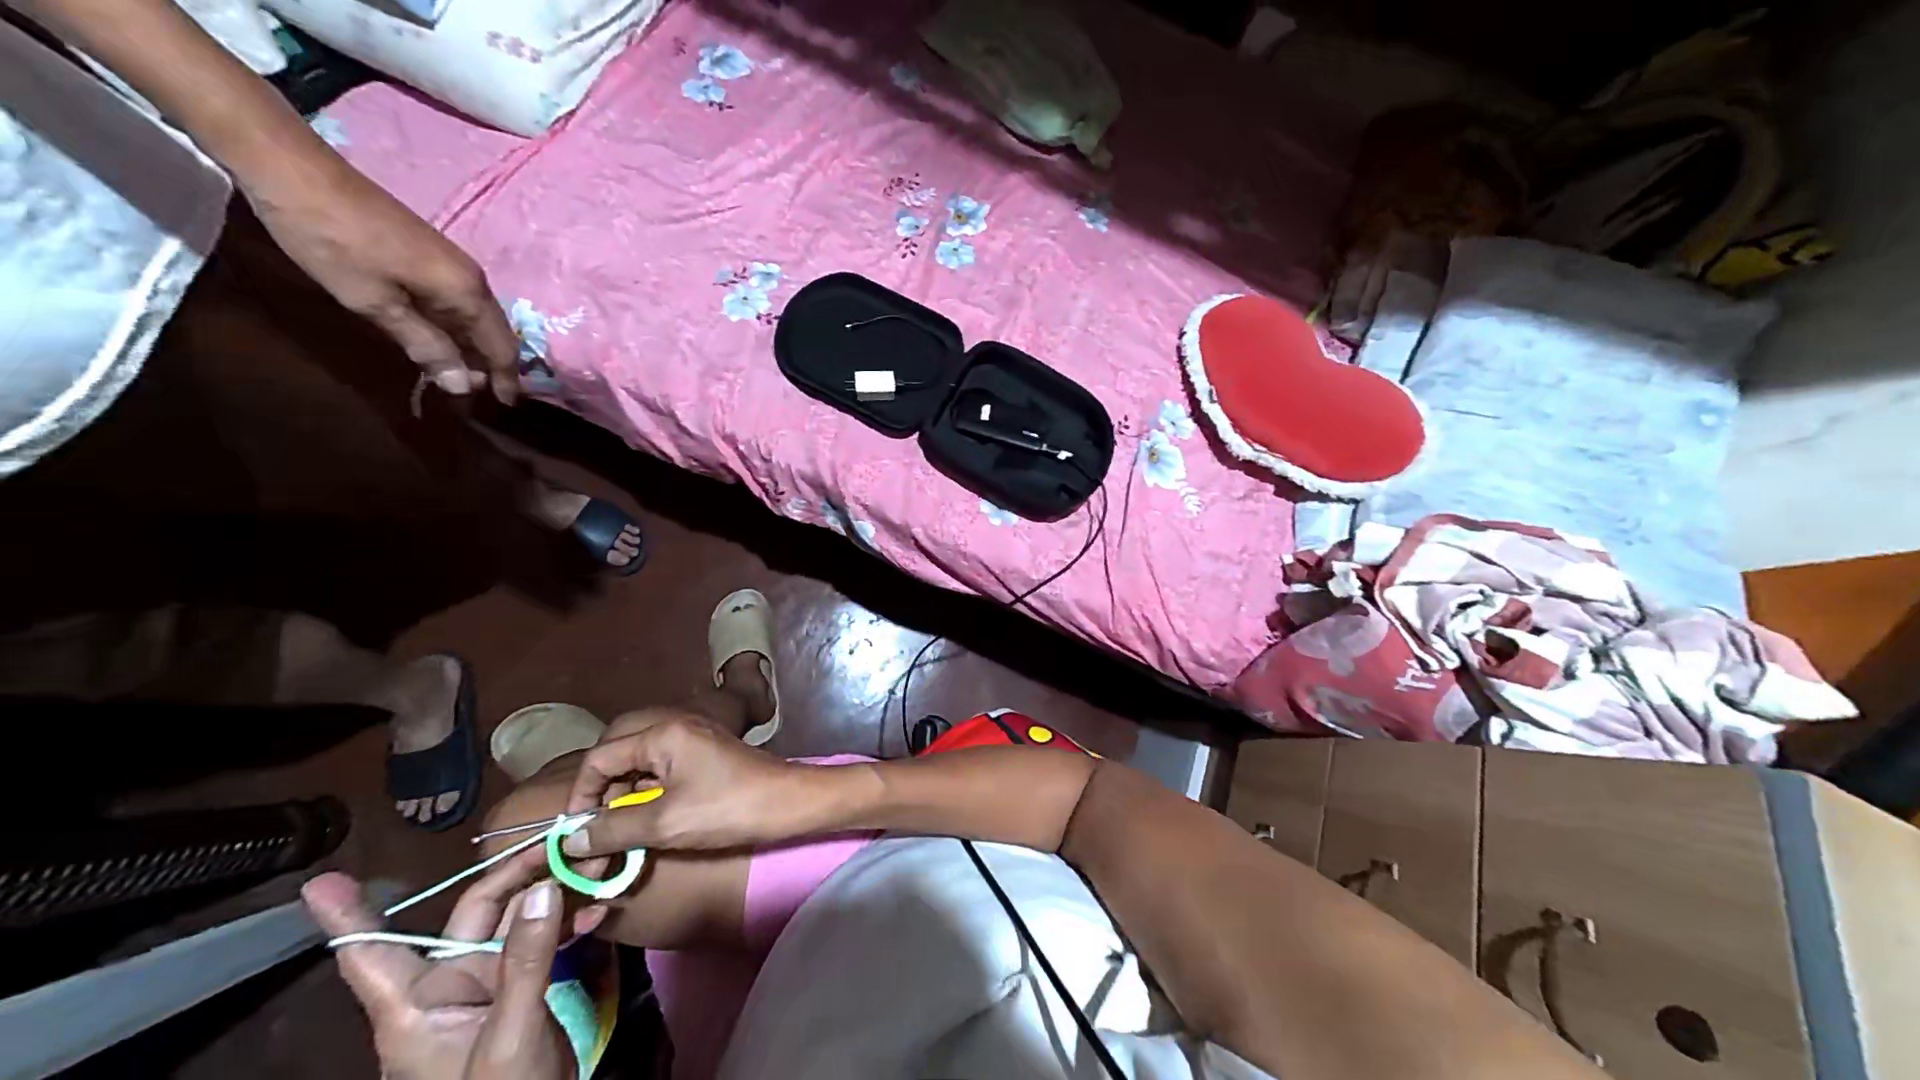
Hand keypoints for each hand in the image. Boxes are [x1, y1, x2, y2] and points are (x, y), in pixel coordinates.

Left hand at [244, 152, 520, 403]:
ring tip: (457, 373)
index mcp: (467, 292)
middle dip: (490, 366)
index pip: (502, 347)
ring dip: (472, 348)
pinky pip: (460, 303)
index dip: (505, 379)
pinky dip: (457, 328)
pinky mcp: (434, 257)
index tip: (504, 406)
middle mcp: (473, 280)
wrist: (294, 168)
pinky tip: (439, 338)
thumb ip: (425, 345)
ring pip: (478, 318)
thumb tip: (462, 385)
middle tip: (472, 394)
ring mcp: (455, 265)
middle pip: (495, 333)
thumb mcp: (375, 303)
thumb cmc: (333, 241)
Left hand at [302, 849, 603, 1079]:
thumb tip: (543, 888)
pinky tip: (600, 907)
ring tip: (595, 866)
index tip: (318, 881)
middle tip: (564, 839)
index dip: (345, 917)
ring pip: (516, 919)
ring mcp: (485, 985)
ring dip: (555, 891)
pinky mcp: (518, 990)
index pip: (370, 954)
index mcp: (416, 1004)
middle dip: (518, 871)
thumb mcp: (512, 1034)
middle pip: (474, 912)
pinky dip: (569, 921)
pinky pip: (541, 941)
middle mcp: (446, 985)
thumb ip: (526, 962)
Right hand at [562, 714, 860, 856]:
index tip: (576, 832)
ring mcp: (692, 738)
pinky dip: (647, 791)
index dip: (581, 796)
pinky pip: (662, 766)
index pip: (600, 757)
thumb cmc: (728, 809)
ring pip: (640, 761)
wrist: (789, 803)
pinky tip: (647, 820)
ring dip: (624, 794)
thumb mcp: (665, 824)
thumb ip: (613, 829)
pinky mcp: (705, 754)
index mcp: (663, 733)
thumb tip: (571, 839)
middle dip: (601, 791)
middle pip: (618, 752)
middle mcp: (675, 726)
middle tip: (597, 828)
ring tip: (619, 831)